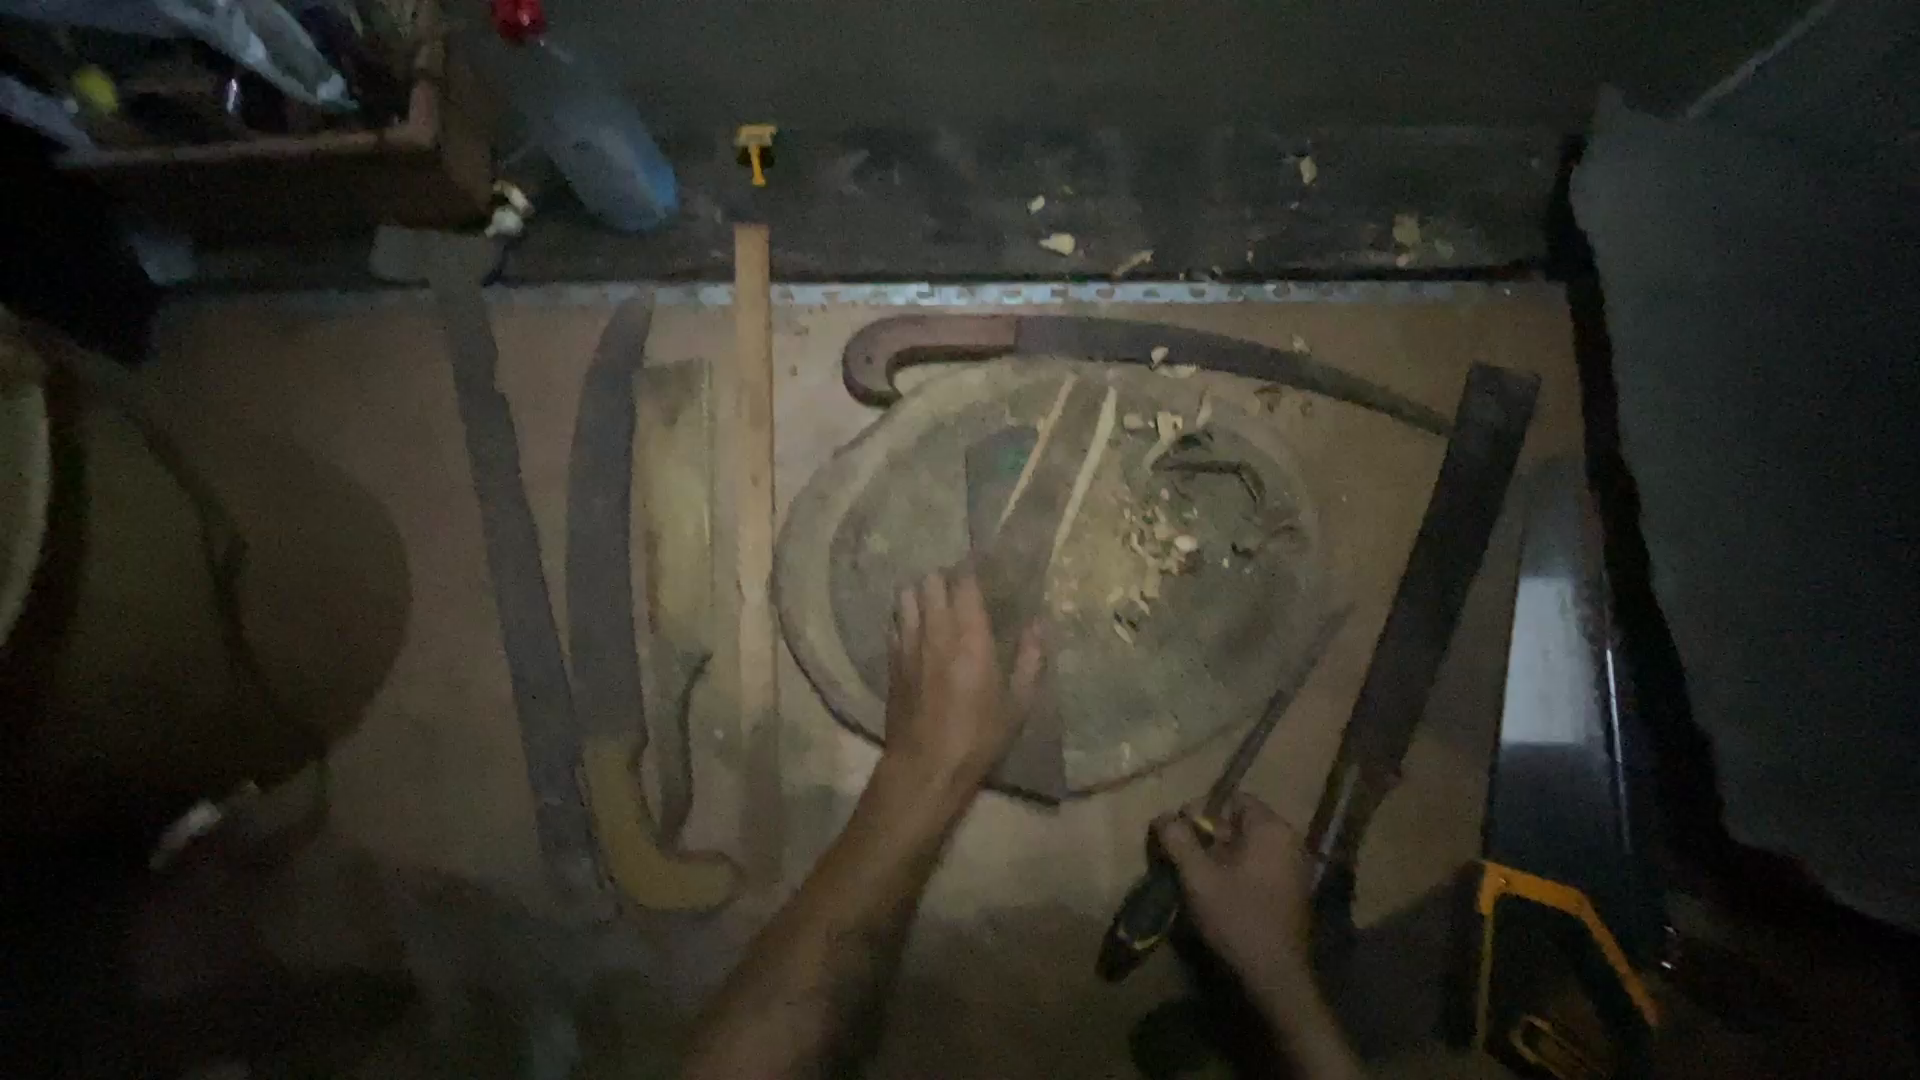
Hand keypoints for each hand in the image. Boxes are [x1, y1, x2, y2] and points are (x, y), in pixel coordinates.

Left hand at [882, 566, 1043, 791]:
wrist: (925, 765)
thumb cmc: (979, 736)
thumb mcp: (1018, 703)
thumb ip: (1030, 659)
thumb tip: (1039, 624)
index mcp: (971, 637)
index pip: (965, 583)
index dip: (971, 570)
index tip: (981, 567)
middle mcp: (936, 631)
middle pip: (930, 581)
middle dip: (944, 577)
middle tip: (958, 587)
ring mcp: (908, 644)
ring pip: (905, 596)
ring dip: (919, 593)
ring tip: (933, 601)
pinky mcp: (891, 660)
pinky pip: (894, 623)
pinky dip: (905, 617)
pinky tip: (915, 629)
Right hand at [1157, 794, 1314, 986]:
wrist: (1275, 978)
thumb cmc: (1236, 917)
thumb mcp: (1197, 875)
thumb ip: (1178, 839)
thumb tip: (1164, 816)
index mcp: (1271, 829)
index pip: (1232, 798)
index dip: (1203, 811)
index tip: (1182, 833)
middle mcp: (1290, 841)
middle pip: (1240, 823)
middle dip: (1209, 836)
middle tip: (1184, 857)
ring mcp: (1296, 868)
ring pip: (1248, 847)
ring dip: (1220, 856)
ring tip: (1196, 877)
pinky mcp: (1293, 892)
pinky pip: (1259, 867)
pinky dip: (1237, 871)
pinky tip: (1218, 893)